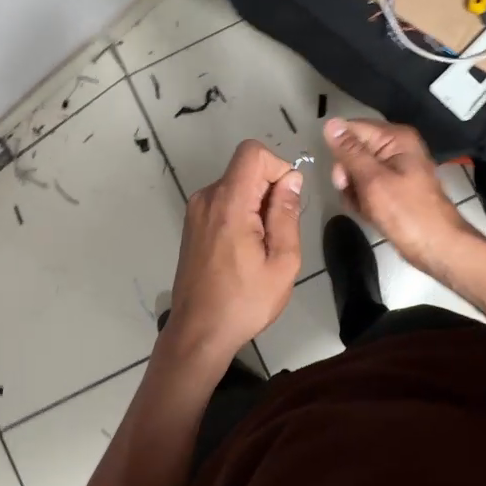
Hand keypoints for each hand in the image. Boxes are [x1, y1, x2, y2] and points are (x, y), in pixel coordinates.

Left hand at [164, 140, 303, 361]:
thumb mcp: (282, 263)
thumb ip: (287, 215)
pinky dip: (242, 214)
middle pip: (246, 168)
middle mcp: (207, 198)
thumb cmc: (245, 302)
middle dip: (270, 190)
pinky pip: (225, 201)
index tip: (287, 202)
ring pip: (237, 185)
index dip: (278, 167)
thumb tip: (291, 180)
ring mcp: (196, 210)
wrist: (198, 332)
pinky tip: (245, 250)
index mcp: (228, 204)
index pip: (253, 153)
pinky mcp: (193, 223)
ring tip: (261, 248)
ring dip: (257, 205)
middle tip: (277, 234)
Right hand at [324, 118, 473, 268]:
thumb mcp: (373, 180)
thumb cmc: (406, 213)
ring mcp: (396, 169)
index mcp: (396, 138)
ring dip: (354, 192)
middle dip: (348, 175)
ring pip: (357, 172)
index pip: (352, 129)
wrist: (436, 247)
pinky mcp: (395, 188)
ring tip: (367, 209)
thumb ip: (349, 151)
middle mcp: (397, 148)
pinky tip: (371, 214)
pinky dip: (364, 201)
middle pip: (353, 150)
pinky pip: (368, 187)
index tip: (342, 177)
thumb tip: (330, 123)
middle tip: (355, 195)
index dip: (341, 151)